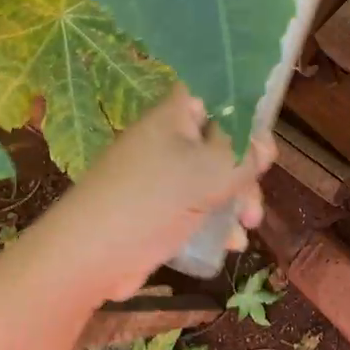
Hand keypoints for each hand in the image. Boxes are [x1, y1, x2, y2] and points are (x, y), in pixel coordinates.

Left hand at [43, 88, 273, 299]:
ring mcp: (161, 176)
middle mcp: (167, 140)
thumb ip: (243, 154)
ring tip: (247, 226)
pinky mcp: (157, 210)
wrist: (85, 258)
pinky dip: (215, 221)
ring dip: (236, 199)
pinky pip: (196, 206)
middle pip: (220, 140)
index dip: (242, 104)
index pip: (212, 90)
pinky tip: (229, 244)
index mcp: (175, 116)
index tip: (263, 131)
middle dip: (245, 169)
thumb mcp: (208, 173)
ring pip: (212, 177)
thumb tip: (262, 144)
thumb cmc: (149, 202)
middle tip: (255, 195)